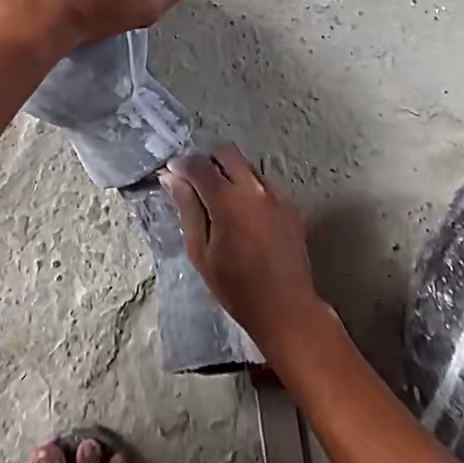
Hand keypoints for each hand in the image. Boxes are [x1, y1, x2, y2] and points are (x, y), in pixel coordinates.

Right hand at [163, 144, 322, 343]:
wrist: (287, 310)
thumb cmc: (236, 287)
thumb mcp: (200, 252)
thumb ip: (187, 210)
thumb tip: (173, 179)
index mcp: (228, 201)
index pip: (199, 165)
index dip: (181, 165)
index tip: (173, 174)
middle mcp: (255, 190)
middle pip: (227, 153)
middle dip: (208, 161)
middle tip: (196, 183)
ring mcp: (277, 196)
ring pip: (247, 166)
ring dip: (229, 174)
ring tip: (219, 201)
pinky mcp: (291, 207)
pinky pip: (263, 184)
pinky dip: (248, 189)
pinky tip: (243, 215)